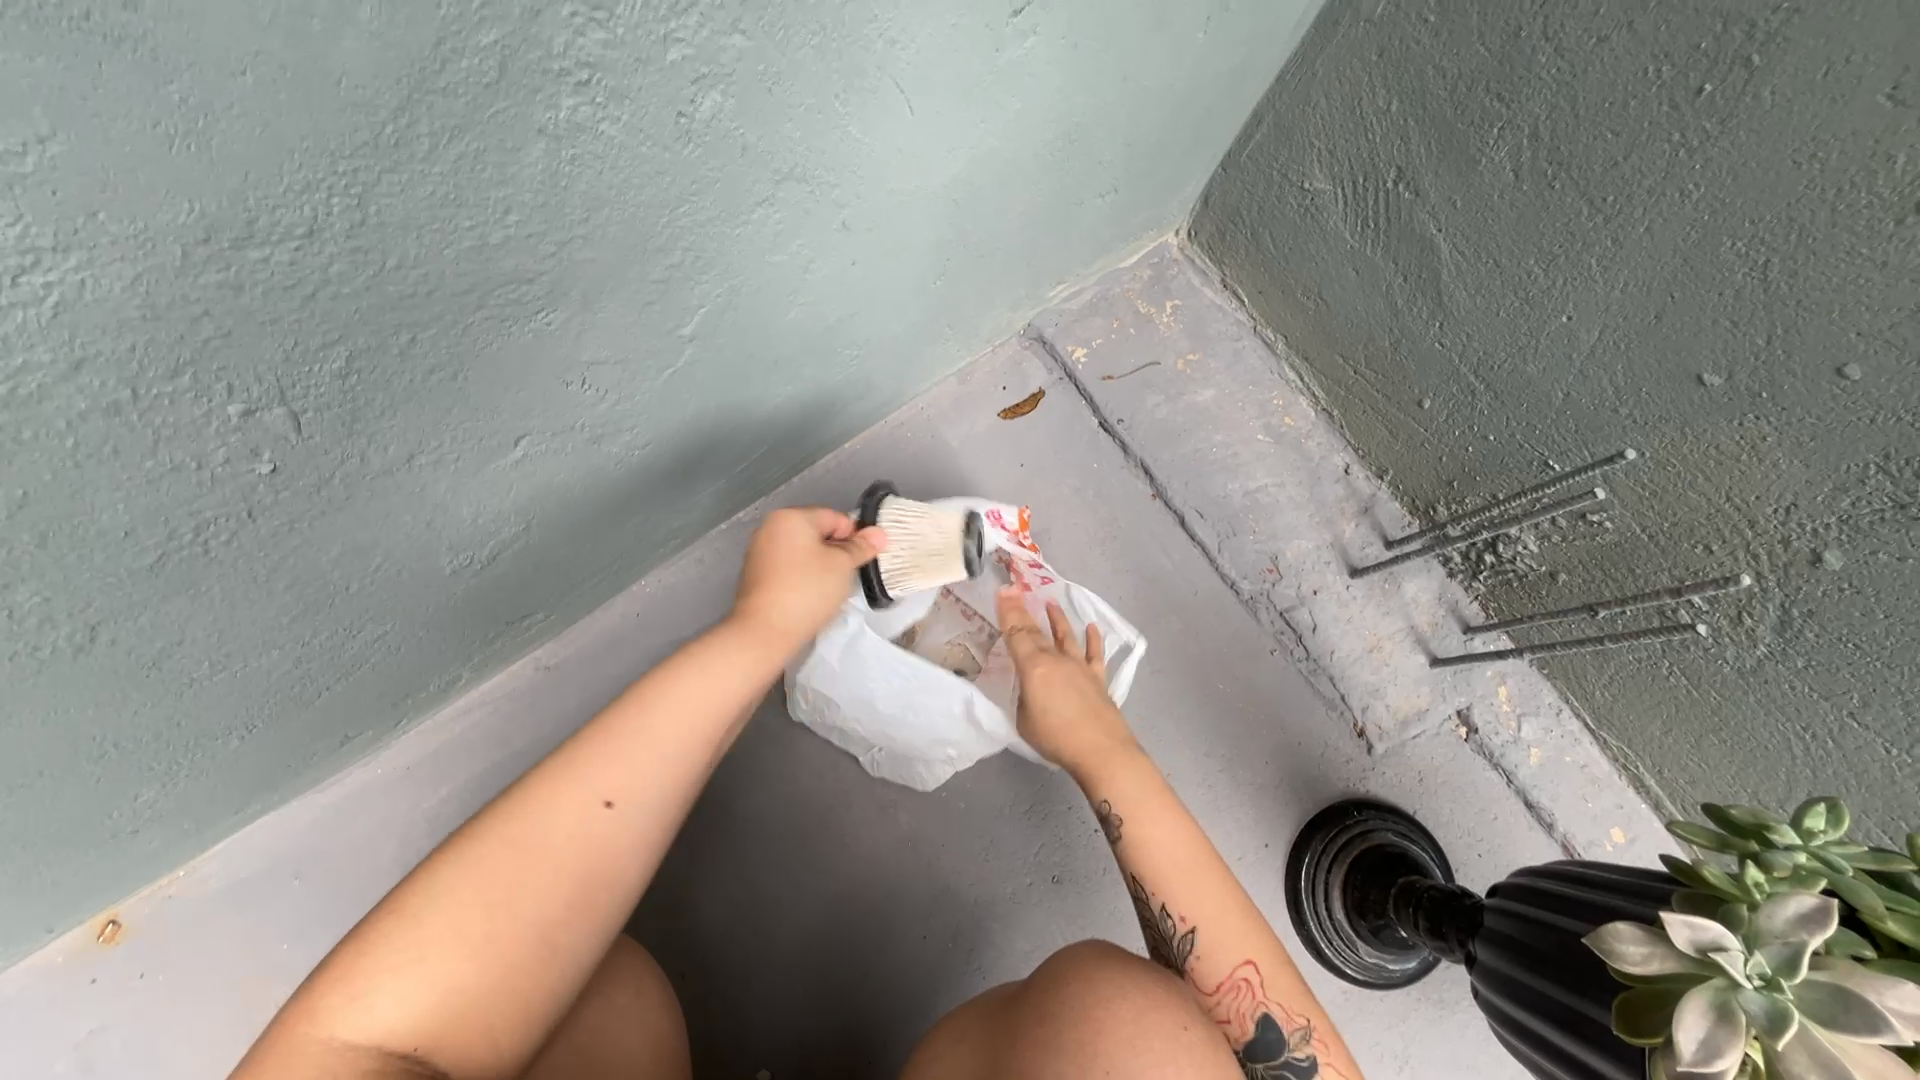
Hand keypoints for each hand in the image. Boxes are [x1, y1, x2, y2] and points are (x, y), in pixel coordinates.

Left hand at [731, 508, 886, 653]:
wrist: (765, 631)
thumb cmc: (808, 590)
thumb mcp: (842, 566)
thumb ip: (861, 547)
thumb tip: (879, 533)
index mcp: (791, 517)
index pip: (835, 517)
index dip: (855, 537)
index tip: (864, 560)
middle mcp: (771, 527)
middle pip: (817, 533)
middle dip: (837, 552)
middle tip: (848, 576)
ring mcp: (760, 551)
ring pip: (803, 552)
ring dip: (821, 566)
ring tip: (830, 589)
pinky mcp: (756, 575)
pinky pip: (789, 568)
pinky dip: (803, 577)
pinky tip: (811, 596)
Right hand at [996, 586, 1140, 776]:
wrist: (1101, 750)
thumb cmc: (1055, 738)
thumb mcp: (1024, 720)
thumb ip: (1025, 698)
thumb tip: (1031, 689)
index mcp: (1034, 667)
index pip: (1016, 634)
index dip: (1008, 612)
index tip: (1002, 591)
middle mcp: (1057, 660)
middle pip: (1037, 632)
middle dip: (1024, 610)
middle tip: (1016, 590)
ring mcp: (1080, 668)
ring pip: (1067, 637)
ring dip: (1058, 619)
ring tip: (1052, 604)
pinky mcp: (1098, 679)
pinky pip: (1095, 654)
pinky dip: (1094, 640)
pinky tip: (1092, 628)